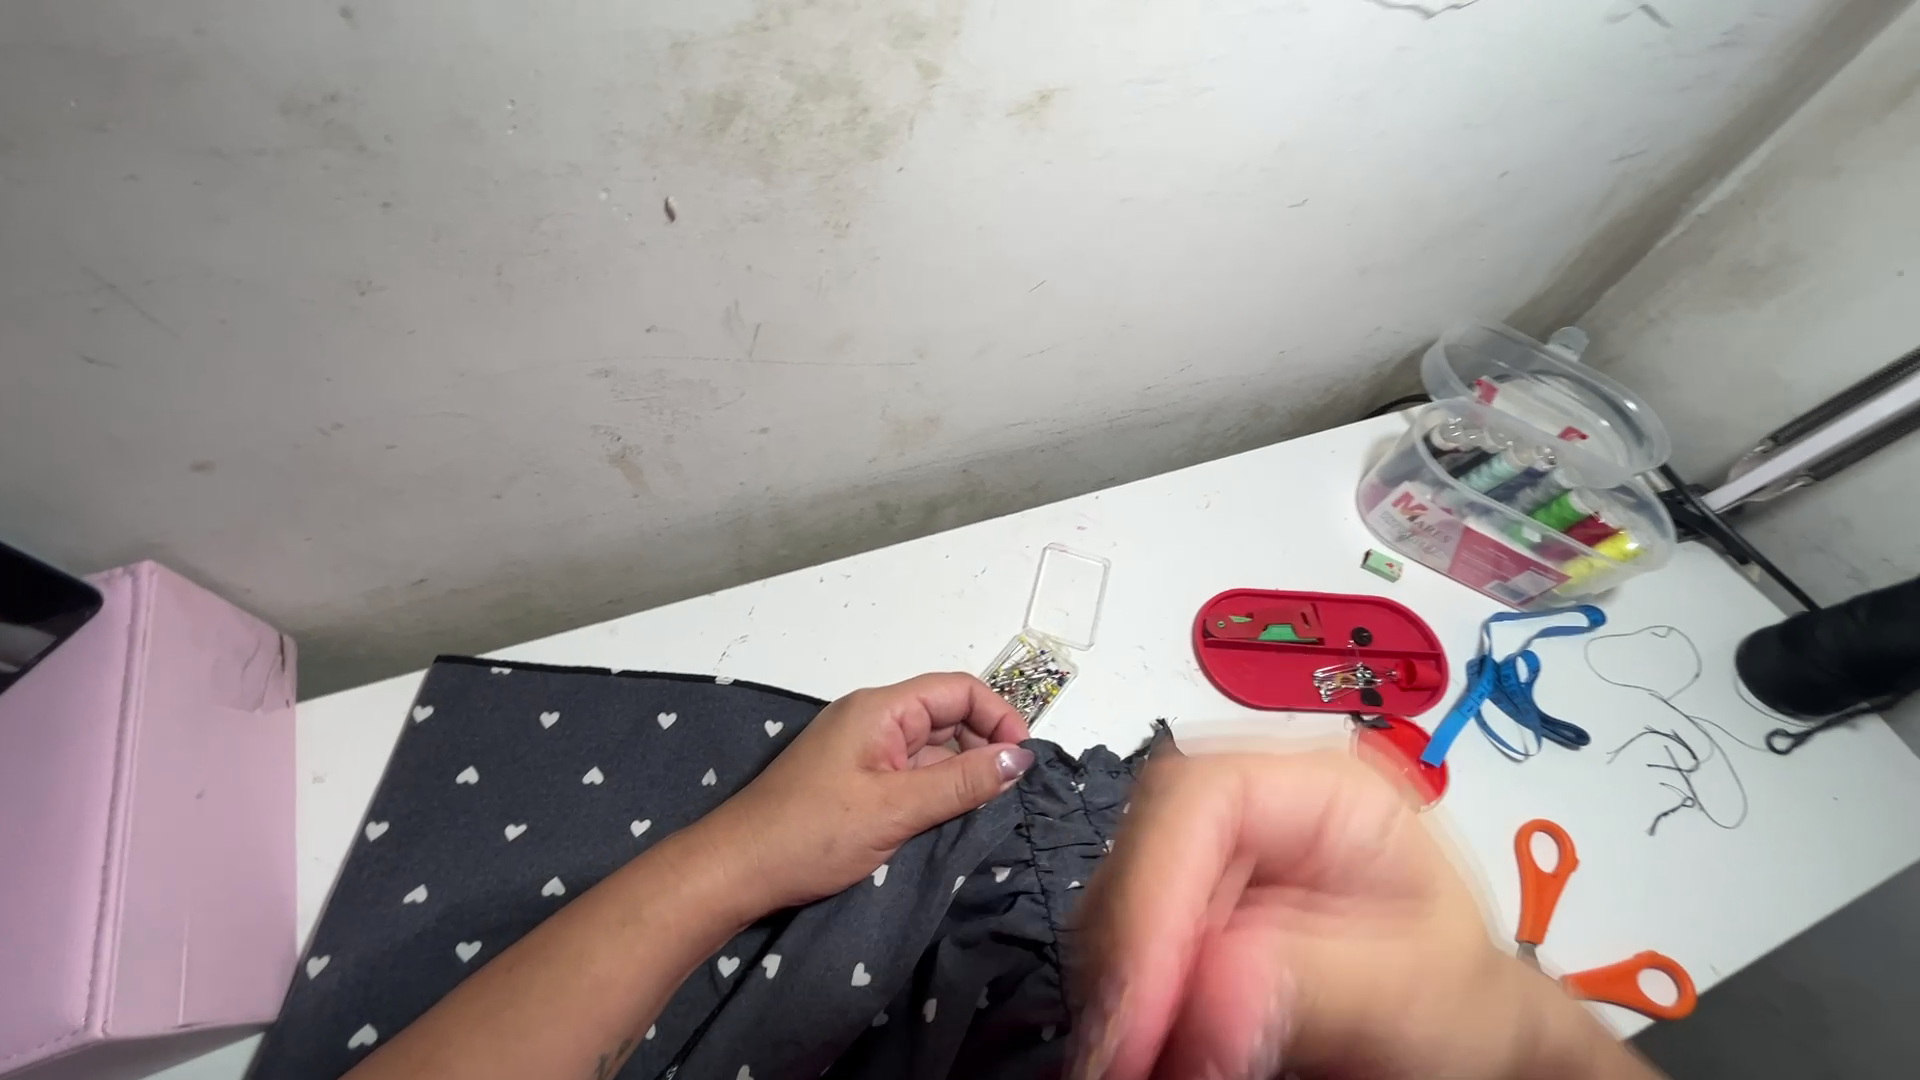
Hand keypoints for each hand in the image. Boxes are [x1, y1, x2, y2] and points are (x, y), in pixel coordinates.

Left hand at [693, 672, 1033, 915]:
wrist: (735, 871)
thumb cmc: (812, 832)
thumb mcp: (896, 808)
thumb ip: (962, 782)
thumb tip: (1021, 757)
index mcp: (882, 708)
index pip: (958, 690)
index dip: (998, 716)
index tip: (1022, 760)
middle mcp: (876, 719)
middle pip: (948, 716)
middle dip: (984, 745)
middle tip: (1011, 791)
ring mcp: (865, 750)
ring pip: (933, 748)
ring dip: (963, 772)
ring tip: (989, 808)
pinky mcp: (858, 779)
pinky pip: (912, 772)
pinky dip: (937, 790)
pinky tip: (954, 816)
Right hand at [1071, 750, 1632, 1079]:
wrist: (1467, 1036)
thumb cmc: (1468, 999)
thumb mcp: (1428, 993)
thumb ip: (1328, 985)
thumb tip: (1214, 995)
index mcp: (1322, 789)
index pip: (1203, 797)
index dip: (1154, 884)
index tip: (1139, 995)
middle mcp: (1252, 806)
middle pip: (1148, 838)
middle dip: (1127, 941)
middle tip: (1122, 1046)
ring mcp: (1213, 853)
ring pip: (1124, 885)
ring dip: (1118, 972)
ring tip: (1132, 1052)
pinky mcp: (1190, 902)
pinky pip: (1130, 931)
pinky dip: (1128, 989)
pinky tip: (1141, 1039)